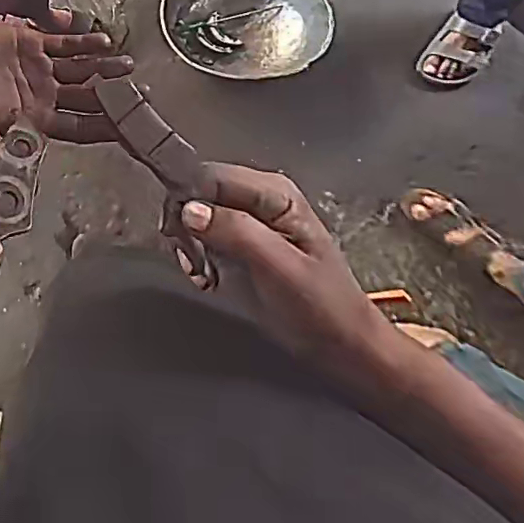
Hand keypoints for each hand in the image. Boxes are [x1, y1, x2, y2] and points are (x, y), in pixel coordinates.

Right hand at [0, 22, 130, 161]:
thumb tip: (9, 185)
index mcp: (34, 120)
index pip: (78, 128)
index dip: (103, 128)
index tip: (129, 129)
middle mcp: (44, 96)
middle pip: (89, 99)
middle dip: (114, 97)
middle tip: (142, 95)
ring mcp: (41, 70)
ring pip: (83, 70)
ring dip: (105, 68)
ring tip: (127, 66)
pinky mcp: (34, 44)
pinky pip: (65, 43)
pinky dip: (84, 41)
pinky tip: (102, 41)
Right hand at [180, 164, 399, 387]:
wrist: (341, 346)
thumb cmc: (323, 307)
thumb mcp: (280, 268)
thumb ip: (236, 232)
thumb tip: (190, 209)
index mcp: (274, 192)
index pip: (211, 176)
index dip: (189, 200)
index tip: (181, 234)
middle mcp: (258, 198)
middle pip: (198, 192)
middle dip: (186, 225)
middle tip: (196, 260)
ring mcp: (246, 220)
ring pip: (193, 215)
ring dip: (188, 244)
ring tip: (204, 273)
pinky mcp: (236, 243)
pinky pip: (198, 236)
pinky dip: (193, 256)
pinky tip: (207, 276)